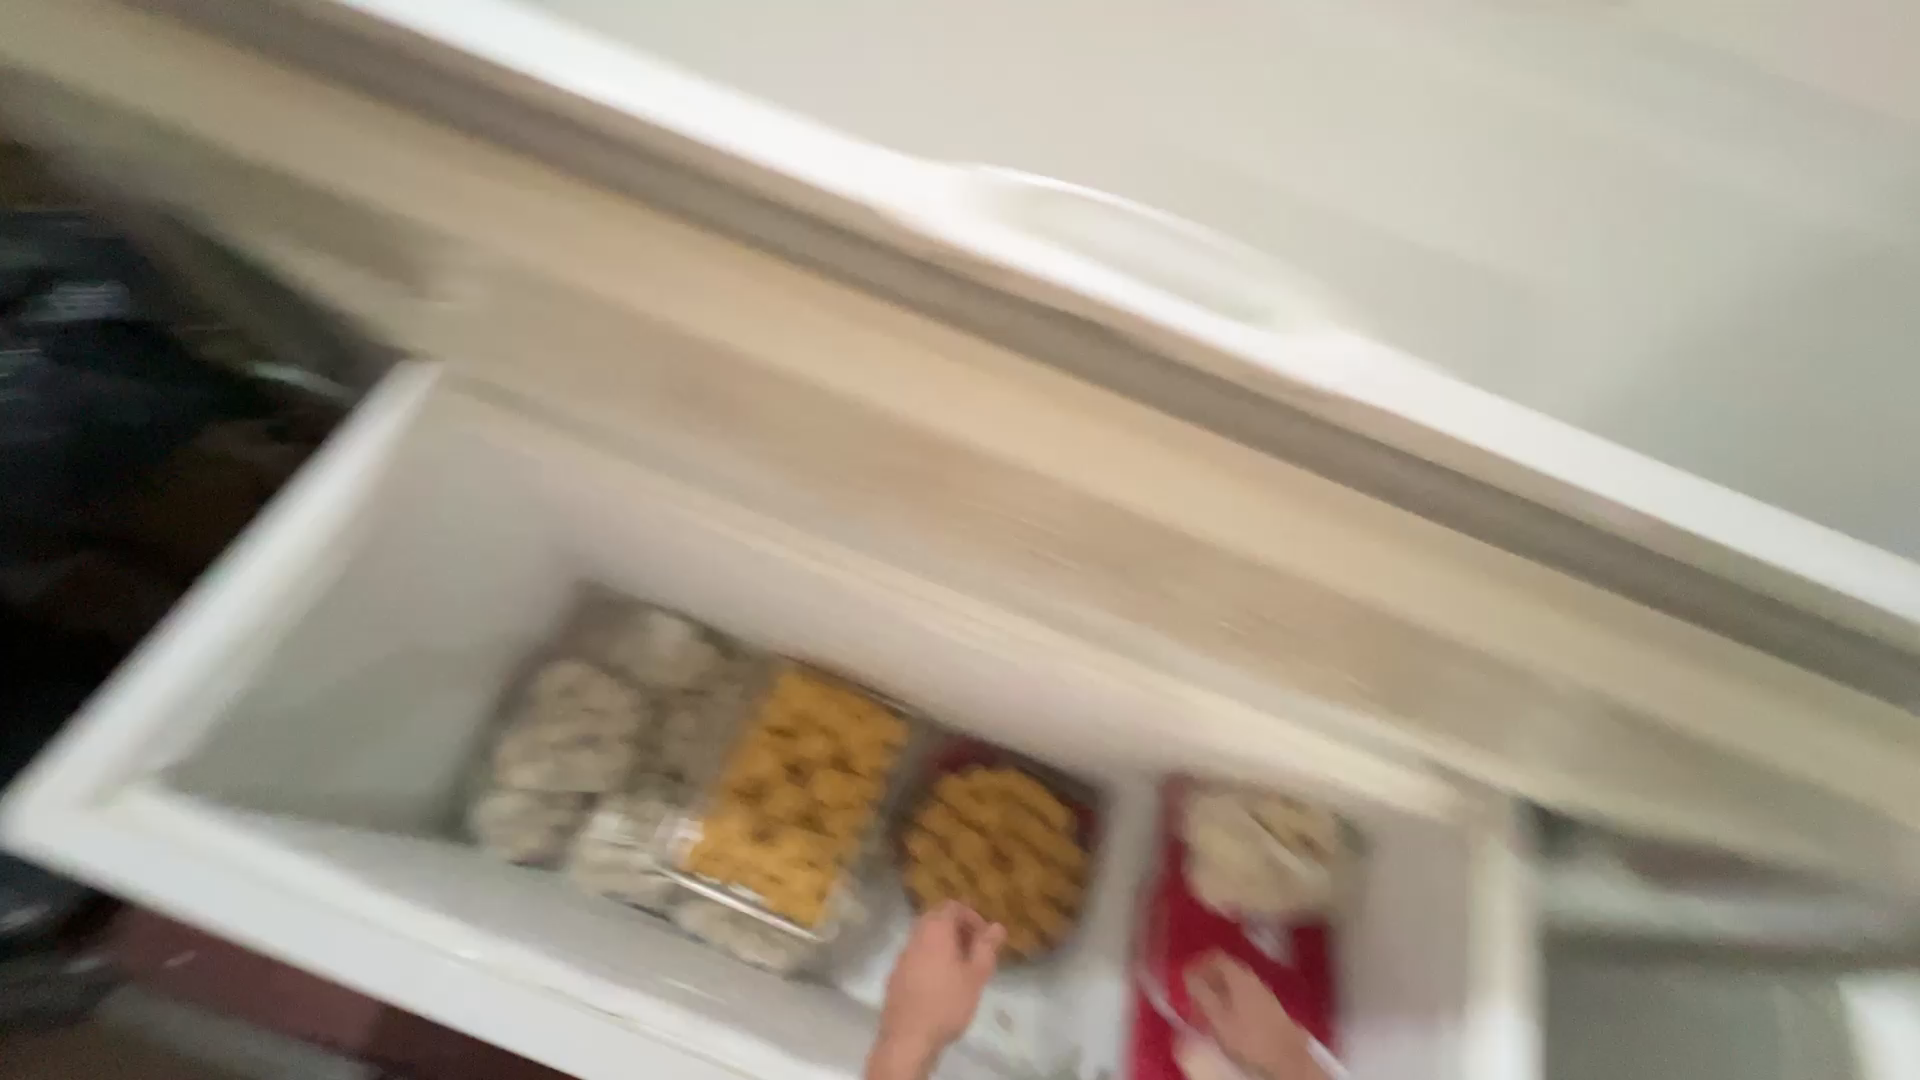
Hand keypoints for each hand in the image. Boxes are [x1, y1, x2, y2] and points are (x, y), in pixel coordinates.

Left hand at [867, 901, 1004, 1079]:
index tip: (984, 936)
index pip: (953, 906)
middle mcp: (916, 935)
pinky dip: (931, 959)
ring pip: (926, 937)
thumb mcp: (975, 976)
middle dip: (958, 929)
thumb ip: (986, 948)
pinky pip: (917, 955)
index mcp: (935, 929)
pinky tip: (941, 984)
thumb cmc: (946, 1003)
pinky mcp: (896, 975)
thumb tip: (997, 926)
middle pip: (937, 919)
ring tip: (962, 968)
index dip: (971, 916)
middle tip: (975, 950)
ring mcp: (903, 955)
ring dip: (944, 945)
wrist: (907, 1039)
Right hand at [1187, 951, 1329, 1079]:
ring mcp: (1265, 992)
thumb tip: (1186, 974)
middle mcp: (1253, 977)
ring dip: (1220, 992)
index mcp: (1238, 974)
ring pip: (1236, 983)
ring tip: (1210, 1009)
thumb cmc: (1248, 1038)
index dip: (1197, 962)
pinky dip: (1233, 1002)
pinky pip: (1246, 996)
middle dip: (1208, 978)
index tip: (1186, 975)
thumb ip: (1199, 992)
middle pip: (1226, 968)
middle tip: (1195, 994)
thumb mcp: (1216, 1017)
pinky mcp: (1272, 1008)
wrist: (1289, 1061)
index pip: (1214, 955)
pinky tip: (1230, 1019)